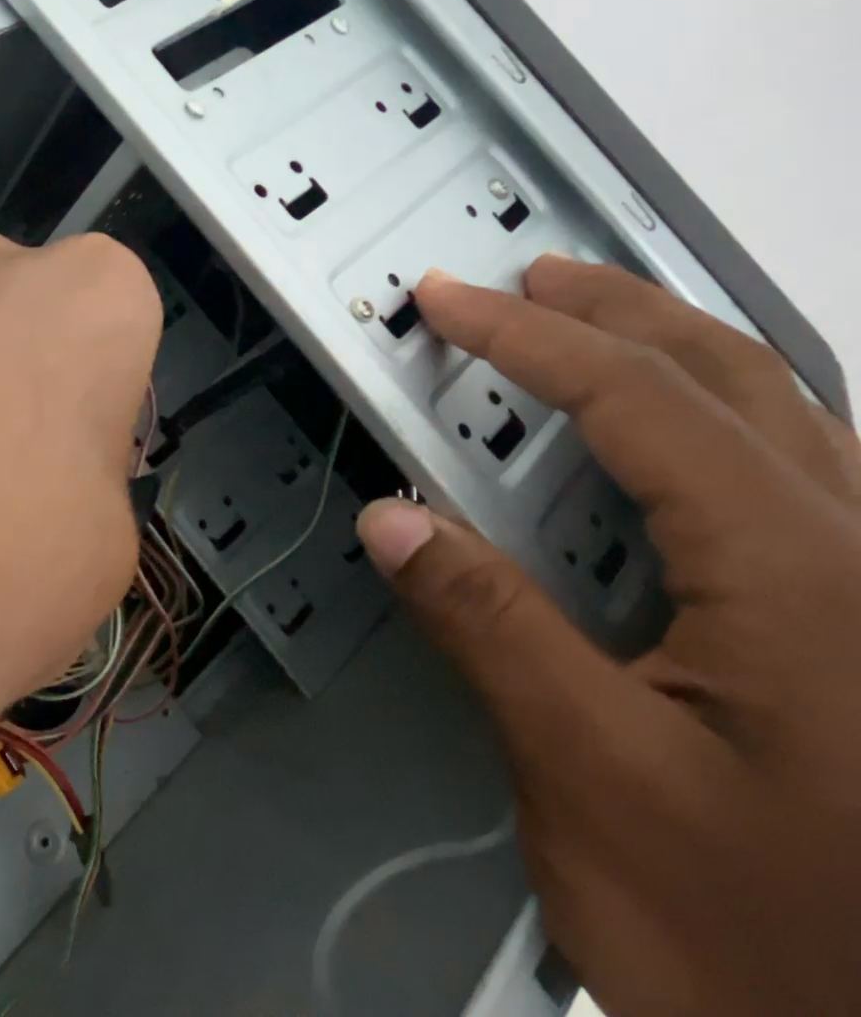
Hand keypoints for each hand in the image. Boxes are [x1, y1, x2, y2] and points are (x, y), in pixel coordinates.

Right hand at [356, 256, 860, 1015]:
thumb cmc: (740, 917)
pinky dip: (710, 421)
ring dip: (671, 352)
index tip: (448, 303)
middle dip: (617, 312)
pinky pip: (795, 477)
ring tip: (582, 324)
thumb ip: (490, 627)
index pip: (646, 406)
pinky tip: (662, 439)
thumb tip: (393, 521)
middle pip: (743, 379)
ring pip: (787, 417)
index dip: (532, 341)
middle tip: (520, 280)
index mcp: (804, 578)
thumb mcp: (589, 768)